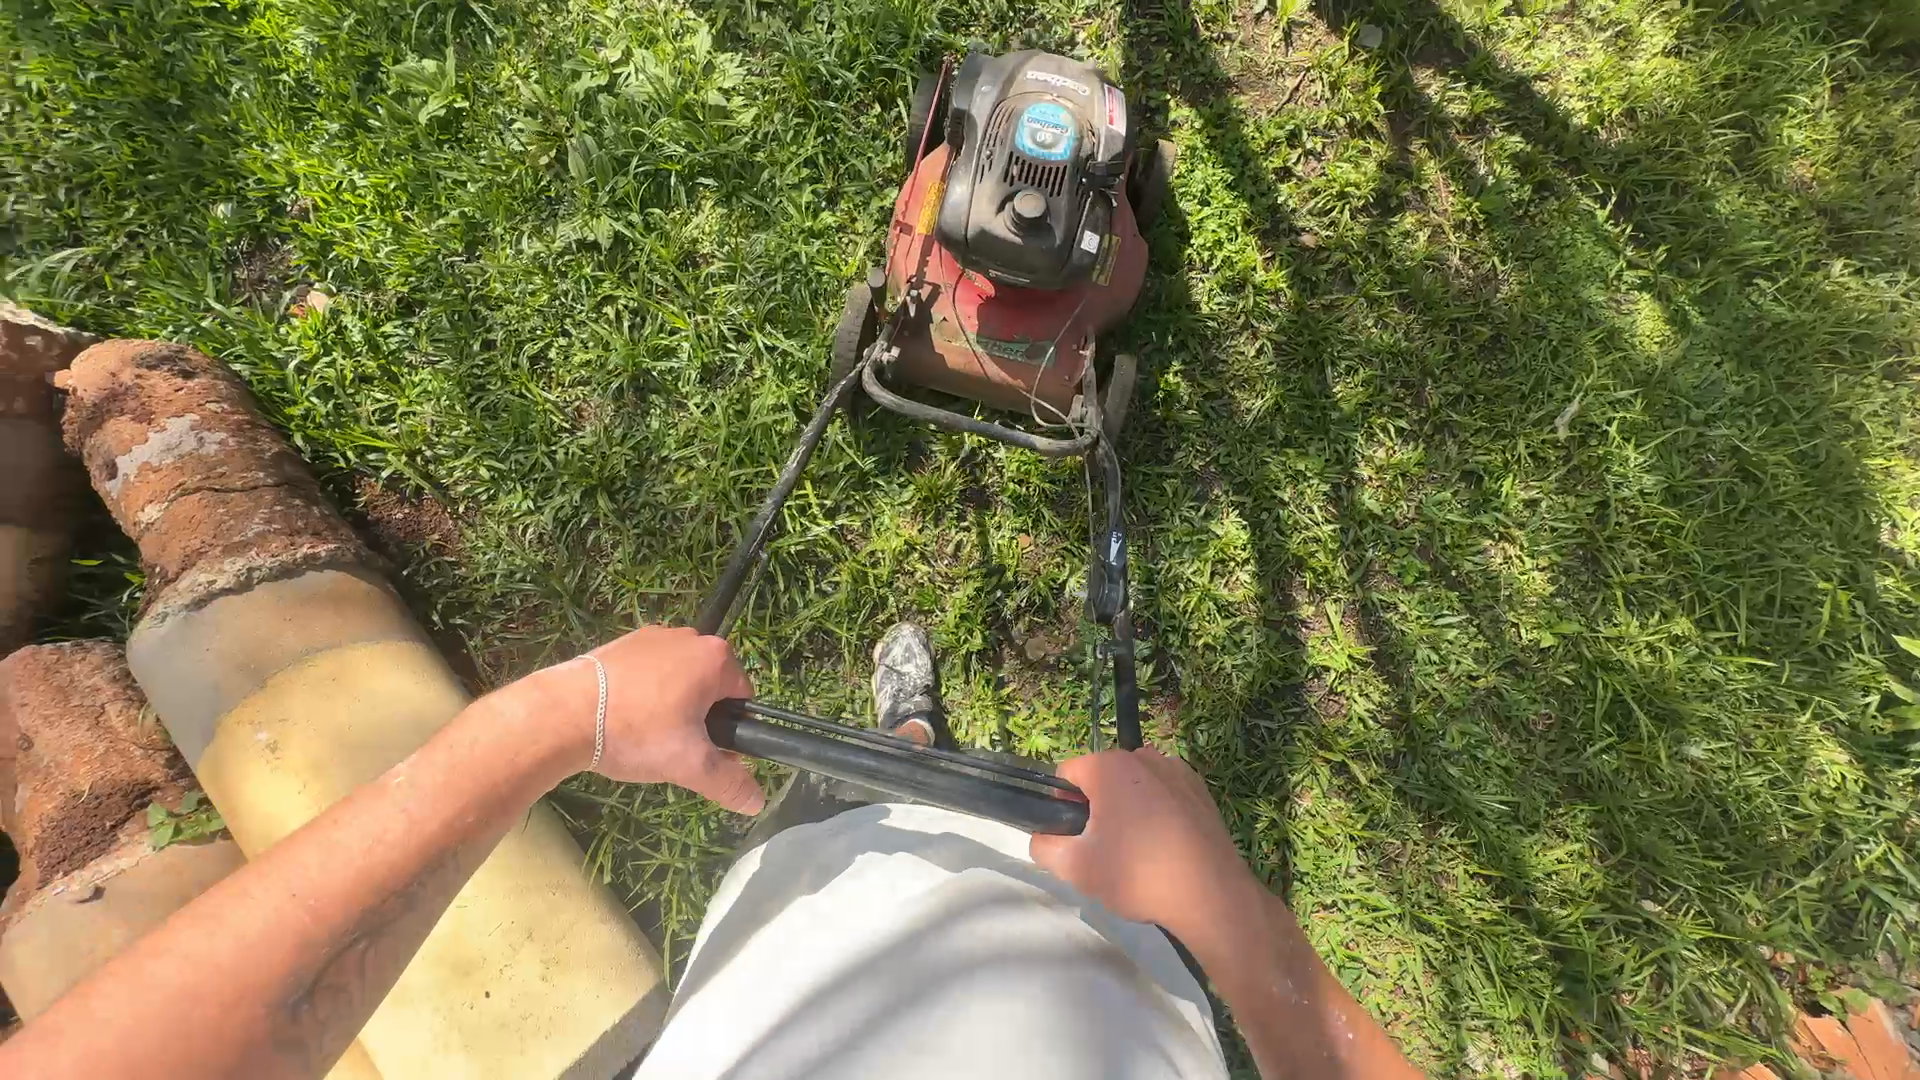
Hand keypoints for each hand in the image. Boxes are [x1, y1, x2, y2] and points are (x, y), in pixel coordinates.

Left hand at [532, 625, 764, 814]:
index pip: (742, 697)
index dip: (728, 729)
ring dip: (673, 703)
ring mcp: (655, 636)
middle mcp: (691, 637)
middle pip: (711, 686)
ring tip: (644, 735)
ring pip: (681, 678)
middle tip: (673, 747)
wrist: (560, 714)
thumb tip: (758, 802)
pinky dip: (645, 691)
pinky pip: (651, 670)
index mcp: (716, 658)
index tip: (703, 751)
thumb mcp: (688, 764)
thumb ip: (728, 783)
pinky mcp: (625, 642)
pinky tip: (623, 716)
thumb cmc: (635, 733)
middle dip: (699, 716)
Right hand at [1030, 747, 1260, 943]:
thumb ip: (1044, 846)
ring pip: (1133, 784)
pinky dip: (1158, 809)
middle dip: (1097, 806)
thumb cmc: (1138, 874)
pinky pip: (1163, 792)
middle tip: (1106, 849)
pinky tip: (1166, 844)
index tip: (1076, 836)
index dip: (1063, 805)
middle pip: (1102, 777)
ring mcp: (1175, 769)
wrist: (1211, 896)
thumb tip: (1041, 837)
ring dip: (1128, 806)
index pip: (1067, 774)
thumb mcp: (1076, 868)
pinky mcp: (1199, 788)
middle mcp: (1141, 756)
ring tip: (1139, 850)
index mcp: (1108, 766)